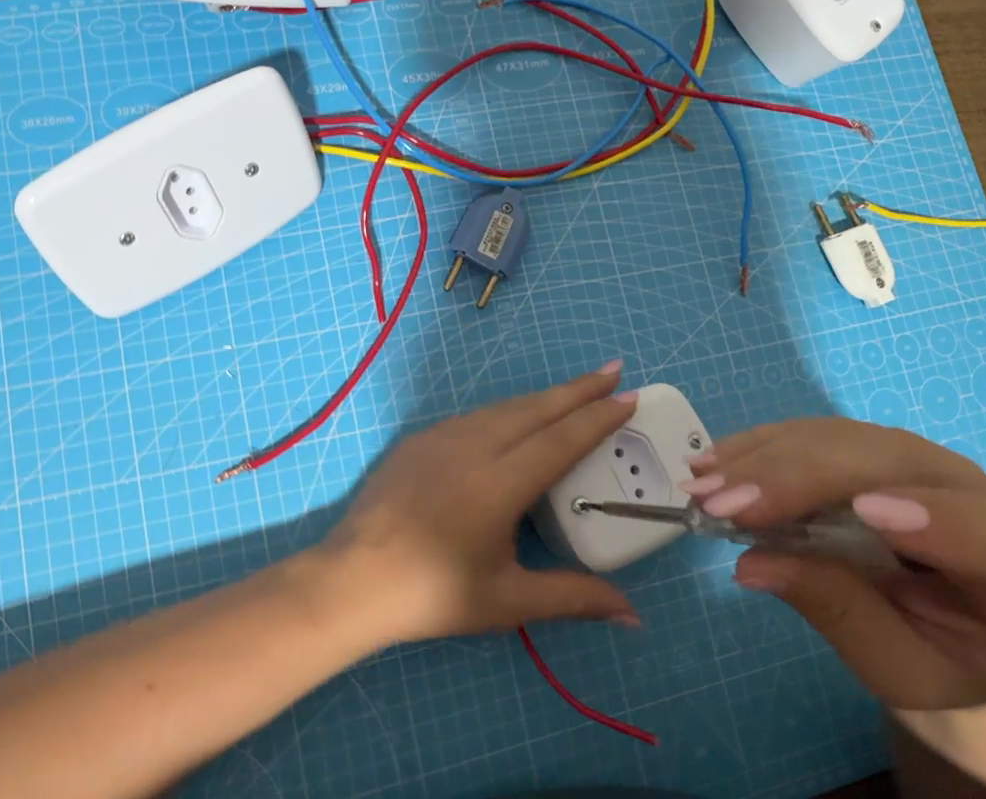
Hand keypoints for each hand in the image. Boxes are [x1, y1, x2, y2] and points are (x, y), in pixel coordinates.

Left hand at [313, 362, 640, 643]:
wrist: (352, 580)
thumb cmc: (432, 594)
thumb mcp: (507, 601)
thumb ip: (572, 597)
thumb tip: (632, 614)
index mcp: (500, 483)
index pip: (561, 440)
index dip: (597, 417)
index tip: (628, 397)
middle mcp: (472, 448)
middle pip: (534, 409)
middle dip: (577, 390)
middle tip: (613, 372)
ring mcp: (440, 439)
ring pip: (501, 408)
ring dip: (541, 399)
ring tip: (573, 393)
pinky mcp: (417, 442)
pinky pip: (472, 417)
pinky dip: (505, 411)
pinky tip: (513, 419)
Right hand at [684, 419, 985, 710]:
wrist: (960, 641)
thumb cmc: (942, 668)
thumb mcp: (901, 668)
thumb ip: (841, 612)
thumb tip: (751, 563)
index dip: (935, 515)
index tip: (864, 513)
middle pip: (896, 466)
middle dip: (802, 477)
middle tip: (720, 501)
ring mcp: (938, 464)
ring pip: (850, 439)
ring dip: (768, 456)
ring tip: (703, 482)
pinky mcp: (887, 450)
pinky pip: (824, 434)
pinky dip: (766, 445)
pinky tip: (718, 459)